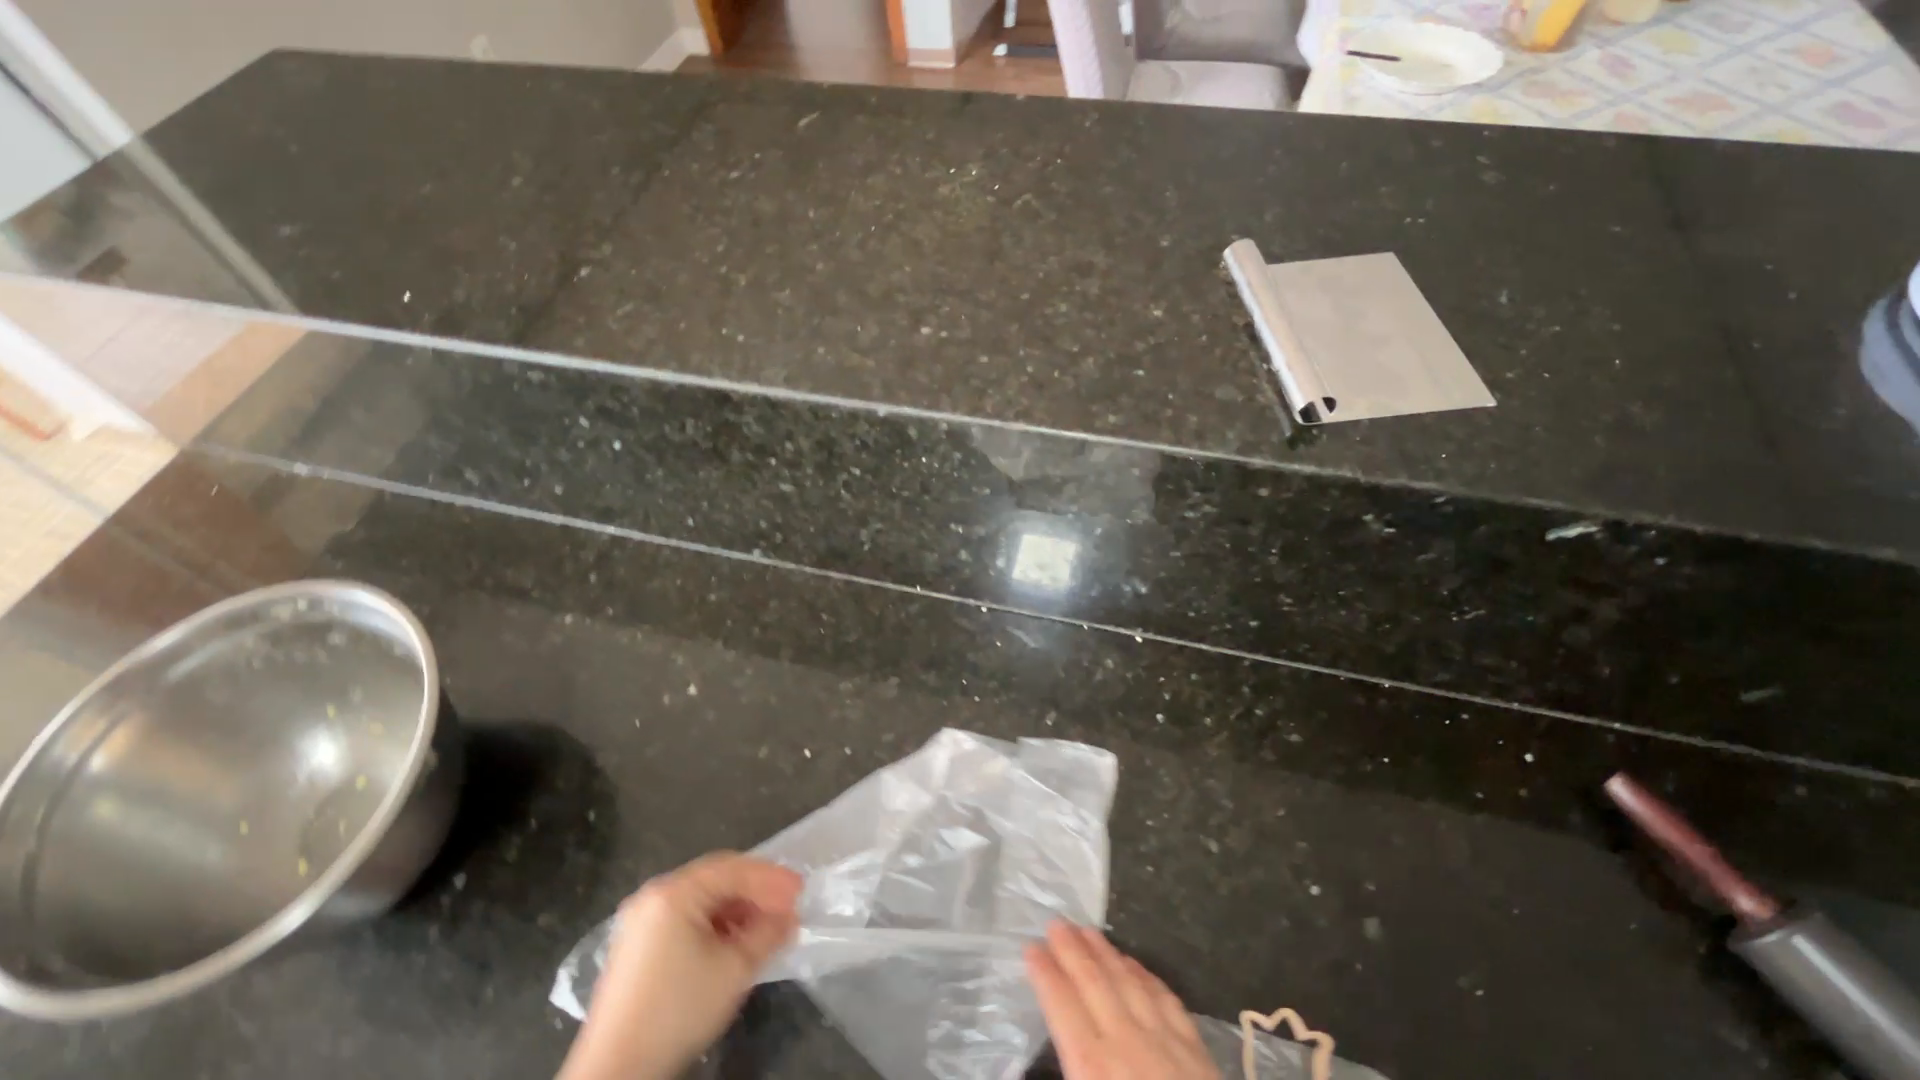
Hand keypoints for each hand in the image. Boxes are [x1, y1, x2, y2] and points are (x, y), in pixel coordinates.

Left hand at [558, 852, 802, 1079]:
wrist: (620, 1065)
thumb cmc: (680, 1007)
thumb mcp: (735, 969)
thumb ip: (768, 933)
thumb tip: (788, 917)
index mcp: (673, 893)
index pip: (732, 869)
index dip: (771, 877)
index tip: (801, 891)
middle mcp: (653, 897)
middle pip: (714, 881)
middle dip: (755, 893)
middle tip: (788, 909)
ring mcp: (641, 922)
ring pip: (700, 902)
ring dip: (737, 911)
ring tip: (767, 930)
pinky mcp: (637, 947)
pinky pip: (684, 921)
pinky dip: (714, 926)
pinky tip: (735, 944)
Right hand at [1026, 921, 1220, 1079]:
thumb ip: (1071, 1071)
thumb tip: (1061, 1050)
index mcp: (1091, 1067)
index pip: (1062, 1006)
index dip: (1045, 975)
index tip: (1030, 948)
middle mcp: (1125, 1043)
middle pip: (1094, 983)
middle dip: (1073, 950)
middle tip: (1057, 922)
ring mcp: (1165, 1042)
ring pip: (1129, 983)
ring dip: (1107, 953)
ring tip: (1089, 931)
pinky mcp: (1196, 1050)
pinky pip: (1166, 999)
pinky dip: (1146, 976)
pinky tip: (1136, 965)